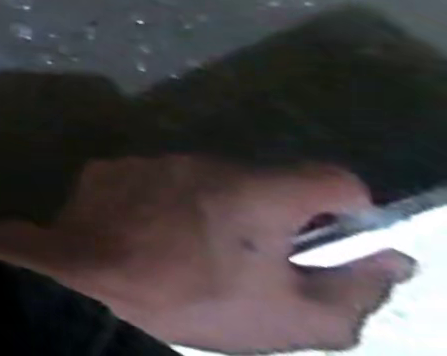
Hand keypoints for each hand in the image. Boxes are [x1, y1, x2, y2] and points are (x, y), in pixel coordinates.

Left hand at [22, 157, 414, 353]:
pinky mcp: (106, 167)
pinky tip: (157, 237)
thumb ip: (359, 286)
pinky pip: (155, 182)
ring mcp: (145, 160)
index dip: (347, 209)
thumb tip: (389, 257)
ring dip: (217, 208)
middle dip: (275, 215)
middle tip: (264, 261)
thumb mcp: (305, 318)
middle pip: (261, 180)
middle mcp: (197, 162)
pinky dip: (166, 204)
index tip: (336, 241)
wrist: (89, 278)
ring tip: (204, 253)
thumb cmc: (200, 300)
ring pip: (204, 180)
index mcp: (255, 190)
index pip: (331, 177)